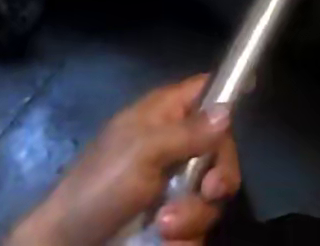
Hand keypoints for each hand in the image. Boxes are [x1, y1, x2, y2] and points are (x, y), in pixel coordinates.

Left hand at [9, 76, 240, 245]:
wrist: (68, 244)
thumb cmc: (99, 185)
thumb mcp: (142, 152)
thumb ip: (188, 133)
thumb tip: (228, 111)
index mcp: (164, 114)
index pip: (205, 89)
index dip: (227, 91)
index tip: (251, 98)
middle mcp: (174, 145)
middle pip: (220, 148)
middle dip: (218, 175)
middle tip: (210, 191)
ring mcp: (172, 185)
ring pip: (211, 194)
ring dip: (194, 214)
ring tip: (164, 227)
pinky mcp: (171, 222)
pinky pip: (198, 225)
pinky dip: (186, 236)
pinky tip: (165, 240)